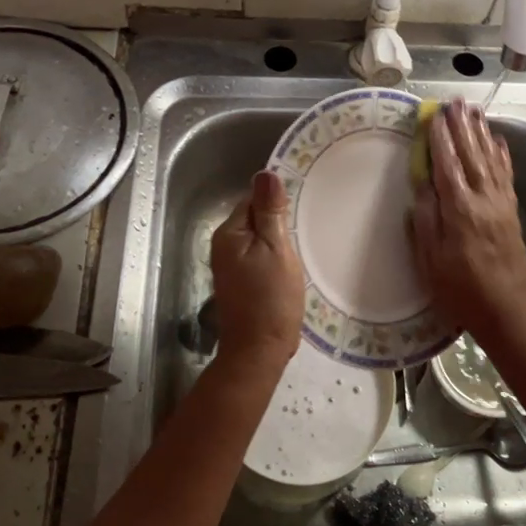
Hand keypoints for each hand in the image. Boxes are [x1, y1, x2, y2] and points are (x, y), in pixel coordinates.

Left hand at [210, 171, 304, 368]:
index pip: (253, 200)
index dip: (276, 204)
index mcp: (229, 233)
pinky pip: (258, 257)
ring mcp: (229, 267)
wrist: (259, 352)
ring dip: (277, 242)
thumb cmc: (271, 299)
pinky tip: (287, 270)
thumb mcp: (276, 249)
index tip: (298, 213)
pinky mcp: (239, 283)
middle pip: (255, 218)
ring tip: (298, 252)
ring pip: (258, 239)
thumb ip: (270, 211)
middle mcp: (223, 246)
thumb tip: (265, 173)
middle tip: (302, 234)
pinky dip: (273, 259)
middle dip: (277, 223)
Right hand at [411, 102, 525, 344]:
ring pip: (490, 159)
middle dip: (462, 127)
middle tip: (455, 102)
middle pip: (471, 154)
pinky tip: (498, 140)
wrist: (507, 310)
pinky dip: (501, 154)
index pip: (447, 165)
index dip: (440, 139)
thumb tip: (422, 185)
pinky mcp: (510, 211)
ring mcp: (500, 204)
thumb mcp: (430, 261)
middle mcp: (483, 199)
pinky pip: (505, 174)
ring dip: (481, 133)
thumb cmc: (460, 290)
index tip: (434, 116)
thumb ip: (426, 220)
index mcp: (460, 210)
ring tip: (474, 111)